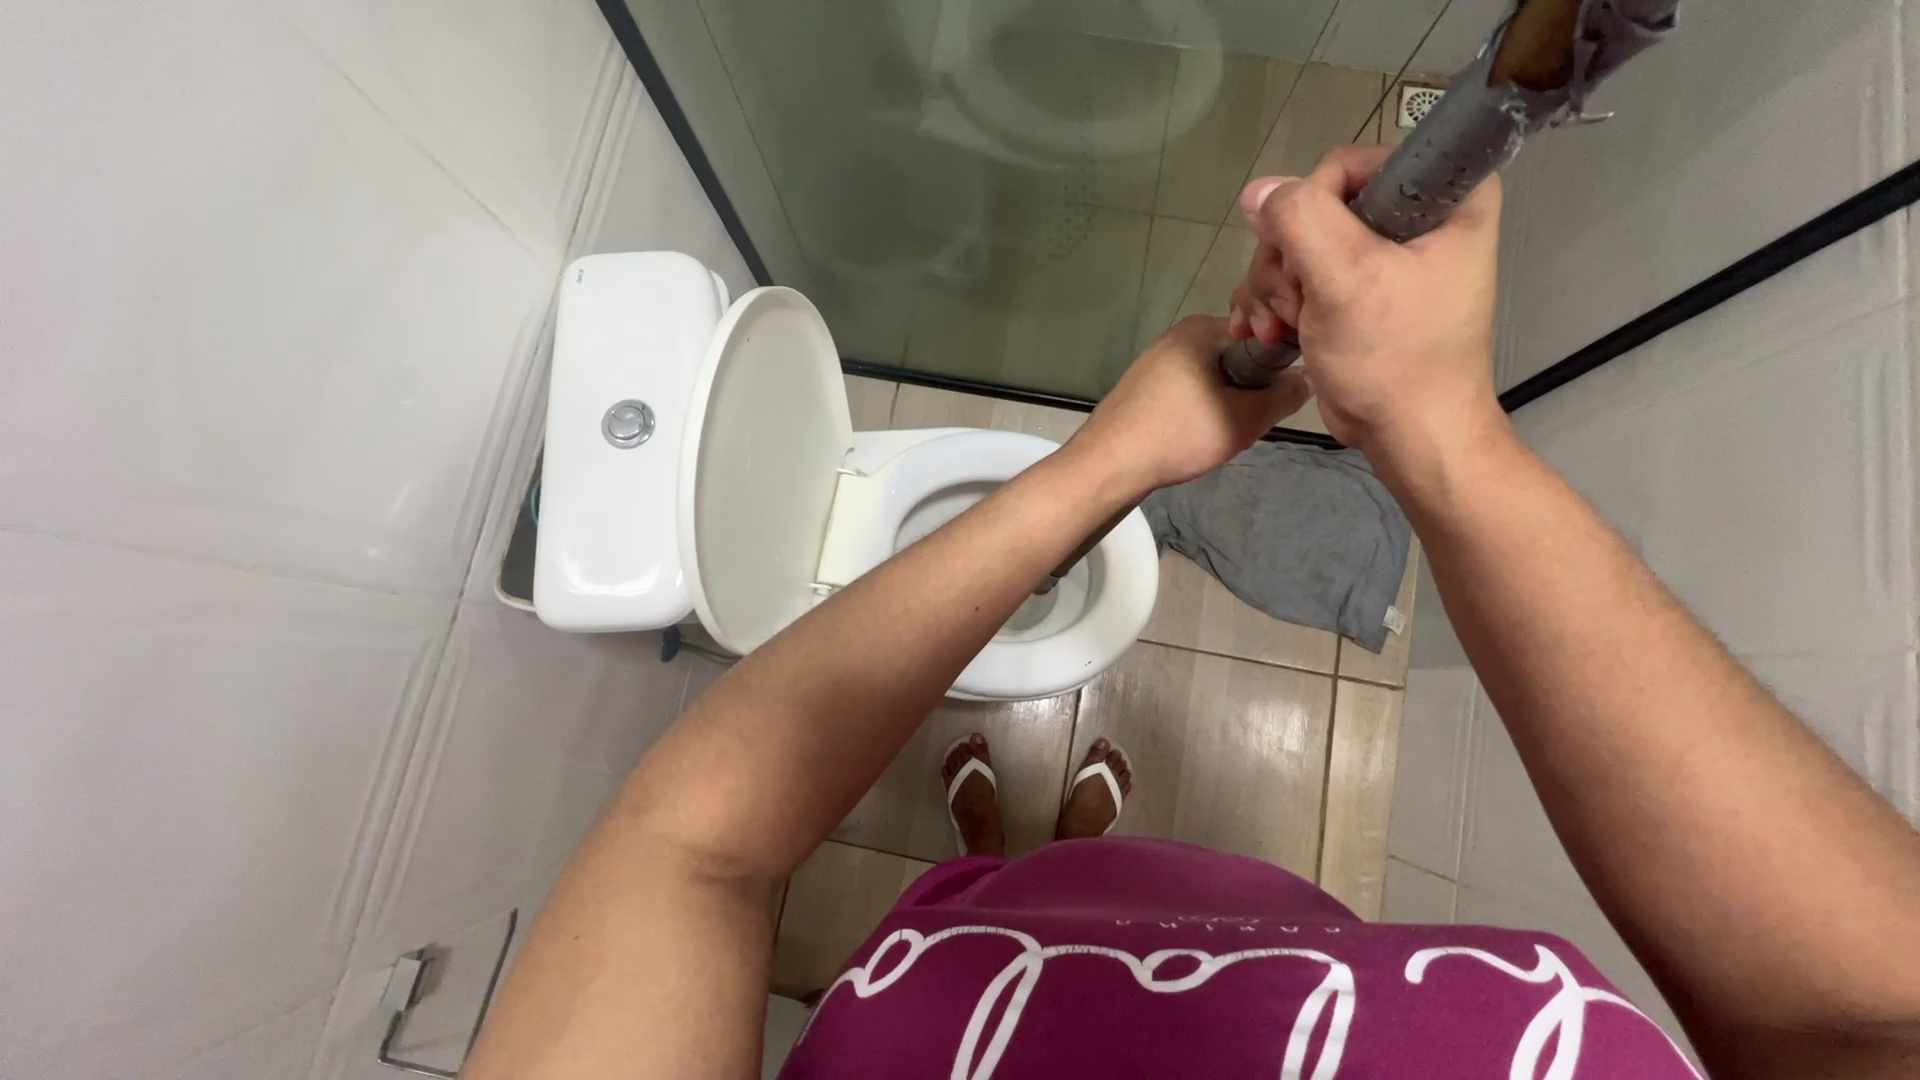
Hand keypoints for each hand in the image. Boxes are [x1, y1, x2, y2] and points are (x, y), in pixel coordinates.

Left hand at [1067, 314, 1311, 492]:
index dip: (1277, 365)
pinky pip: (1187, 391)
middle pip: (1237, 356)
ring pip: (1212, 377)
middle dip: (1248, 389)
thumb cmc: (1178, 435)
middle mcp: (1178, 335)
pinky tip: (1192, 437)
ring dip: (1224, 403)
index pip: (1262, 332)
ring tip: (1218, 433)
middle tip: (1247, 422)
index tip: (1277, 397)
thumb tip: (1304, 379)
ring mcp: (1155, 359)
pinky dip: (1197, 410)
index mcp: (1202, 329)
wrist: (1108, 464)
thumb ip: (1283, 397)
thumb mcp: (1244, 419)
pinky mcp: (1142, 386)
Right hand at [1229, 144, 1504, 457]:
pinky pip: (1294, 278)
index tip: (1308, 259)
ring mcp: (1375, 259)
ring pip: (1293, 247)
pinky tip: (1268, 333)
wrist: (1407, 431)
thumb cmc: (1394, 357)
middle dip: (1286, 262)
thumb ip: (1300, 222)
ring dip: (1273, 289)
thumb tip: (1257, 192)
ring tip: (1279, 329)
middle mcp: (1410, 218)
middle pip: (1312, 210)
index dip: (1312, 208)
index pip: (1348, 166)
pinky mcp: (1349, 294)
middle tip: (1293, 306)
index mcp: (1440, 195)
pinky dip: (1273, 305)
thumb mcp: (1347, 281)